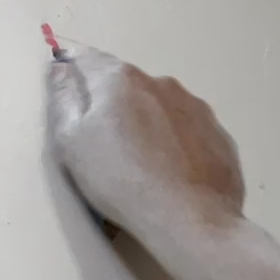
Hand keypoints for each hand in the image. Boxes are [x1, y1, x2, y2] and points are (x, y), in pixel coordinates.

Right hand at [46, 45, 246, 233]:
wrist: (191, 222)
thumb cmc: (118, 179)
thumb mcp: (70, 140)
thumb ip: (62, 96)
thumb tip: (60, 67)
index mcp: (118, 78)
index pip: (85, 58)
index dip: (72, 69)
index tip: (67, 91)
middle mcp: (158, 81)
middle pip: (123, 81)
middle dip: (110, 100)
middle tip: (102, 138)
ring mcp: (194, 106)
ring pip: (157, 102)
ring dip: (144, 118)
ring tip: (141, 158)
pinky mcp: (219, 133)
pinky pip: (186, 126)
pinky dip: (174, 138)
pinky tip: (171, 169)